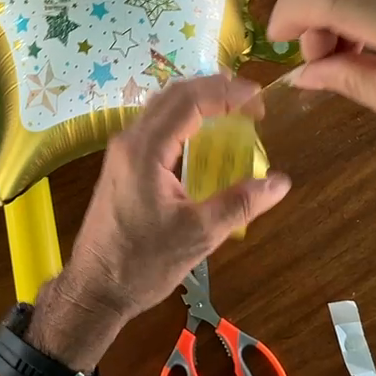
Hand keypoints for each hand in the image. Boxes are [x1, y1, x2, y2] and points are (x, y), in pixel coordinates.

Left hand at [48, 76, 291, 336]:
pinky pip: (155, 124)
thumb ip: (240, 204)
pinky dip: (183, 116)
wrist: (94, 288)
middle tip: (252, 97)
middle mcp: (130, 140)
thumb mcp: (198, 236)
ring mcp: (122, 150)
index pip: (189, 101)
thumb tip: (281, 182)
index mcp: (145, 149)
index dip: (227, 93)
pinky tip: (204, 131)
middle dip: (214, 88)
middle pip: (174, 94)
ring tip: (233, 106)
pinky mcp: (122, 163)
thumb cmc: (142, 263)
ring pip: (162, 106)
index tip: (260, 100)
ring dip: (198, 98)